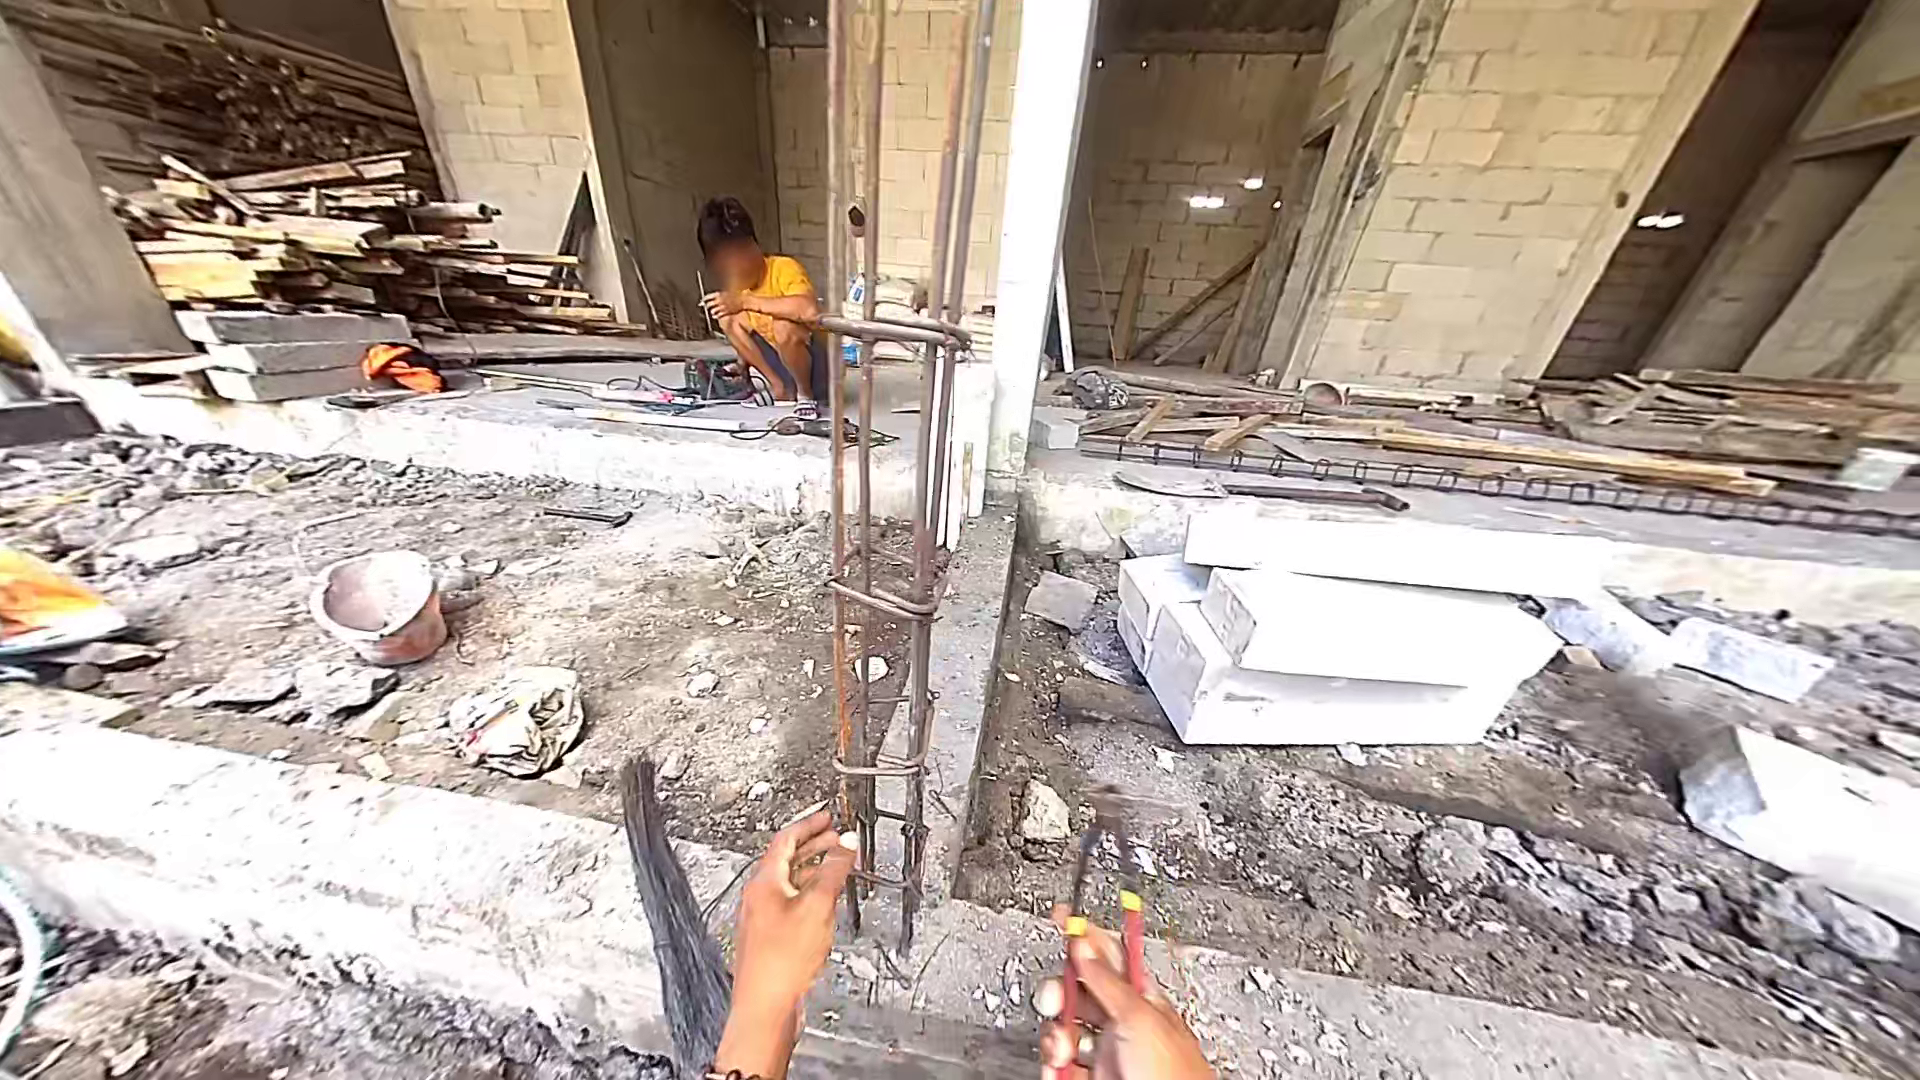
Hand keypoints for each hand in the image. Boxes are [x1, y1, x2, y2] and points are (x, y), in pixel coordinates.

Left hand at [704, 290, 749, 318]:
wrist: (744, 301)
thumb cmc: (737, 296)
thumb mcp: (727, 292)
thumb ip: (720, 295)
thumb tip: (714, 297)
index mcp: (719, 294)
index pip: (708, 297)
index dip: (704, 299)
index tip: (701, 301)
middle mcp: (719, 301)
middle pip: (709, 304)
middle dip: (706, 306)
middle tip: (704, 307)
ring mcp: (723, 307)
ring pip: (713, 310)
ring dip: (711, 311)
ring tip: (711, 312)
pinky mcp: (726, 312)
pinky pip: (719, 315)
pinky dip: (716, 316)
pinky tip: (714, 316)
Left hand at [712, 810, 857, 1079]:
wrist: (765, 1010)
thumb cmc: (782, 960)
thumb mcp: (818, 904)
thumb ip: (834, 869)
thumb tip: (847, 843)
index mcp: (765, 881)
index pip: (786, 838)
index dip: (809, 824)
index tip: (826, 817)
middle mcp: (759, 895)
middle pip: (787, 858)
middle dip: (814, 844)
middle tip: (835, 836)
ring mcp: (762, 916)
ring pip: (790, 880)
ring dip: (813, 868)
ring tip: (835, 865)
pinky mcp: (769, 937)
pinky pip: (791, 901)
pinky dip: (809, 890)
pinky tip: (824, 901)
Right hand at [1034, 905, 1213, 1079]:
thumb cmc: (1176, 1075)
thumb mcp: (1139, 1016)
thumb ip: (1107, 978)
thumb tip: (1083, 941)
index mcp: (1139, 996)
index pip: (1107, 951)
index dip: (1084, 931)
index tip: (1064, 913)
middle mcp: (1122, 1019)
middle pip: (1078, 987)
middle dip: (1059, 989)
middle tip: (1054, 998)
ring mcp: (1109, 1050)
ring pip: (1067, 1025)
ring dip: (1056, 1032)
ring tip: (1061, 1046)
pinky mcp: (1096, 1077)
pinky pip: (1064, 1063)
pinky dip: (1055, 1064)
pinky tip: (1058, 1067)